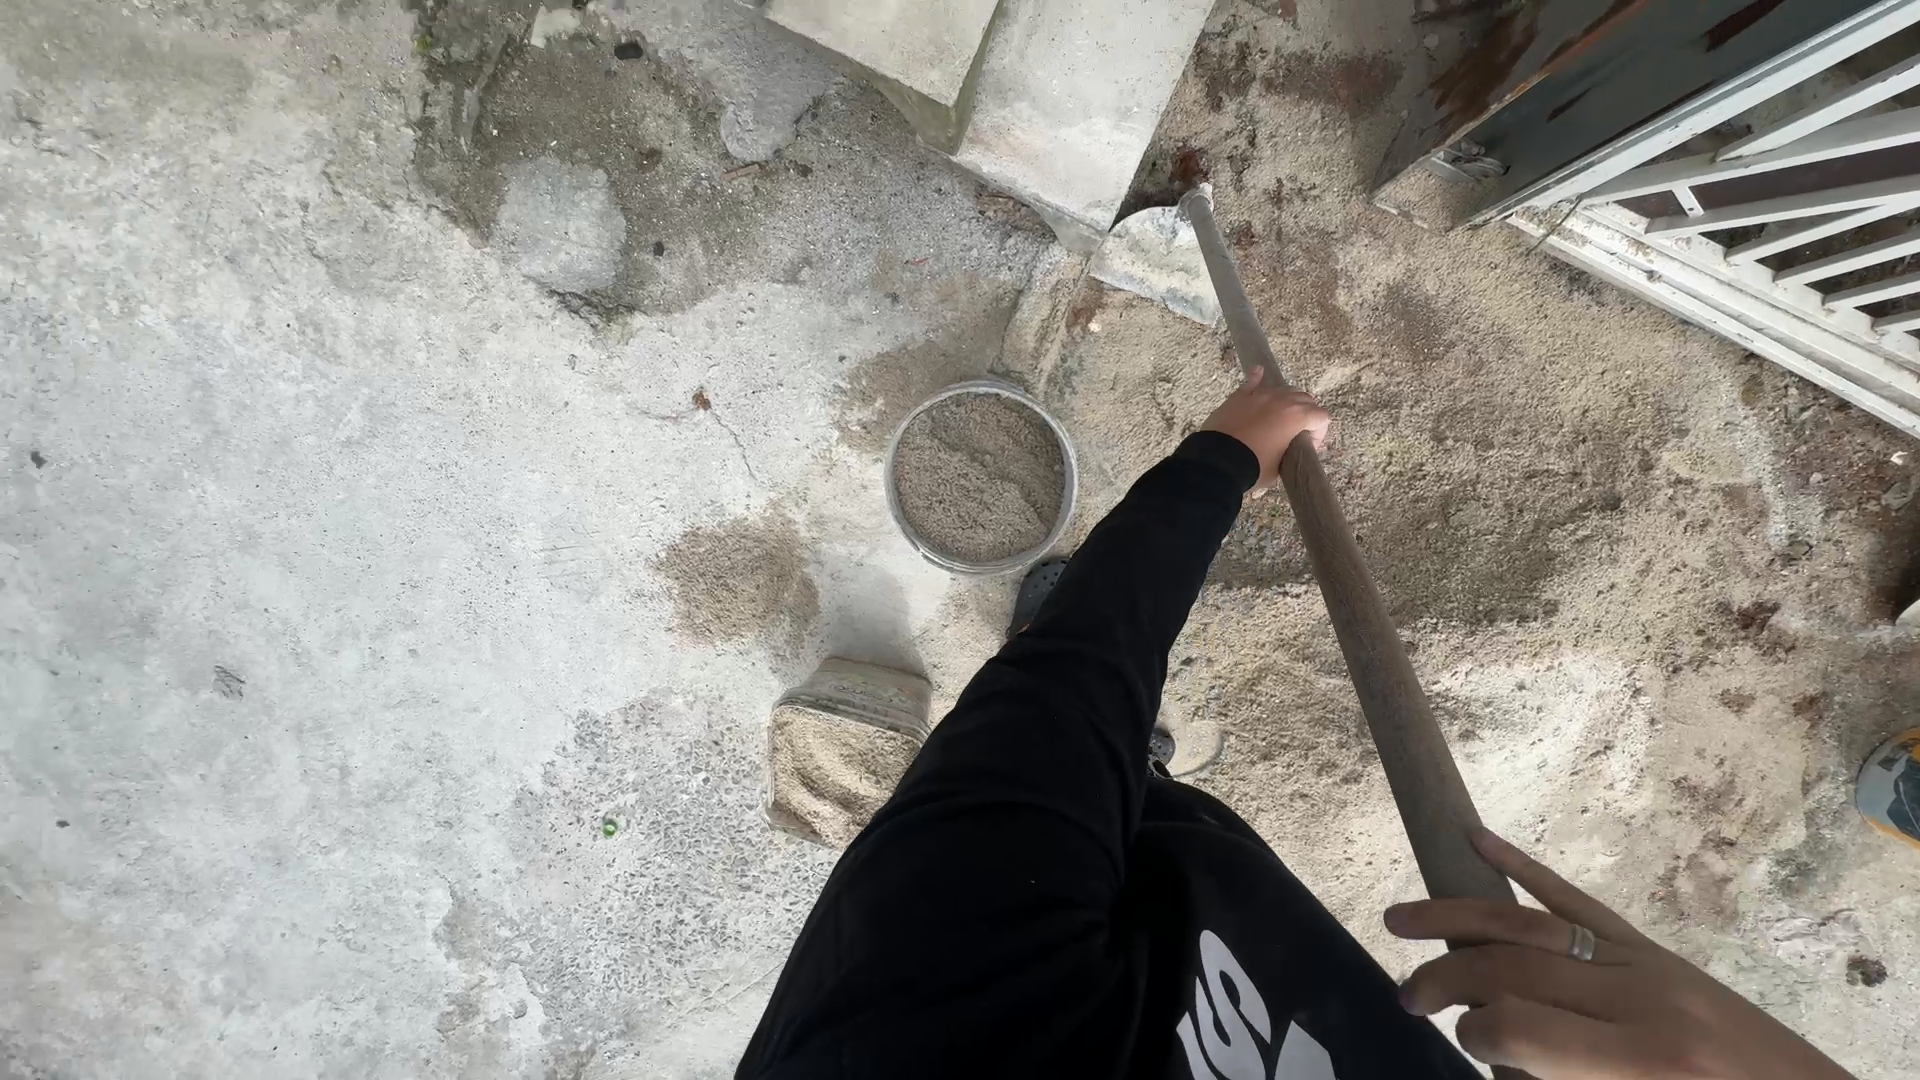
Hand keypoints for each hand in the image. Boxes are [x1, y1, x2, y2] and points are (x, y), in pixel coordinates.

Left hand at [1200, 367, 1329, 491]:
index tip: (1308, 445)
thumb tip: (1292, 449)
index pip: (1321, 417)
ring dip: (1285, 400)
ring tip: (1280, 414)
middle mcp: (1281, 400)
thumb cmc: (1253, 467)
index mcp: (1297, 417)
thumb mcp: (1280, 467)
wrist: (1217, 462)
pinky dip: (1256, 378)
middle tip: (1295, 431)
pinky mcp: (1238, 397)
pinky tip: (1259, 372)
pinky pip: (1251, 382)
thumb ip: (1291, 453)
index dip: (1318, 432)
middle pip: (1304, 399)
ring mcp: (1259, 396)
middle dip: (1305, 413)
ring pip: (1282, 390)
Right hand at [1386, 830, 1856, 1079]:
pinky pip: (1574, 898)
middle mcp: (1636, 997)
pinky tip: (1476, 839)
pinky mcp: (1647, 944)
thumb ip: (1562, 1078)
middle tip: (1409, 995)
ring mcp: (1640, 960)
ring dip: (1452, 918)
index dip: (1472, 1031)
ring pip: (1523, 923)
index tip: (1459, 1041)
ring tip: (1398, 921)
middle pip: (1508, 967)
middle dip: (1445, 979)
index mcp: (1645, 1059)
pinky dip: (1521, 866)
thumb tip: (1495, 1048)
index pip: (1517, 1025)